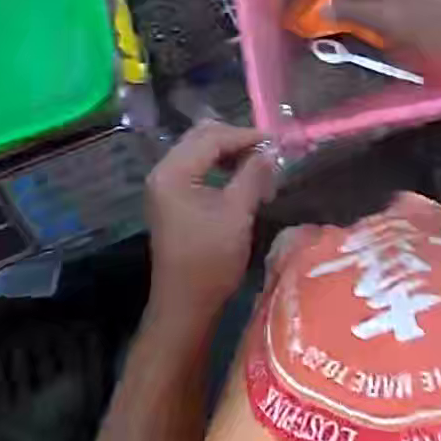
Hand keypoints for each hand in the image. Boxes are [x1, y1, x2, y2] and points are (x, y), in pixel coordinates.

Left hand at [145, 121, 276, 319]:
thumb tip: (272, 149)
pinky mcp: (171, 198)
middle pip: (201, 138)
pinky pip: (195, 167)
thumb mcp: (237, 212)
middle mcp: (163, 171)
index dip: (246, 136)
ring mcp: (164, 185)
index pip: (212, 138)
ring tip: (258, 162)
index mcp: (174, 172)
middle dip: (236, 139)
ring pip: (198, 151)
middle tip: (267, 149)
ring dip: (228, 152)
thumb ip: (254, 174)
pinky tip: (239, 175)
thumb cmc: (211, 259)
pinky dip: (218, 165)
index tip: (276, 140)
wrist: (185, 304)